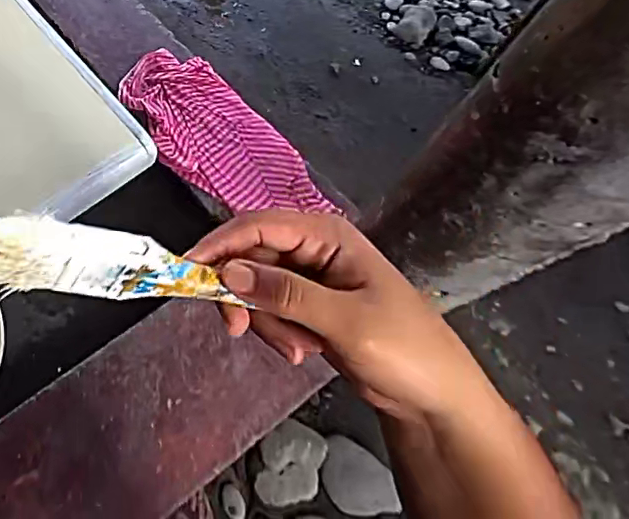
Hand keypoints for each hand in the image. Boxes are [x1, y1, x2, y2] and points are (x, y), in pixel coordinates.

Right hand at [186, 210, 494, 421]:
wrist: (439, 402)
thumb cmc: (408, 351)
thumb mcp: (346, 321)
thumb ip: (285, 293)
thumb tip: (230, 271)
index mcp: (327, 234)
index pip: (258, 225)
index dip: (220, 243)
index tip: (189, 267)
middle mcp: (313, 247)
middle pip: (251, 256)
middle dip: (245, 295)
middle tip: (238, 327)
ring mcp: (310, 276)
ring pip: (256, 284)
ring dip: (265, 319)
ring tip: (298, 348)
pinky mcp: (307, 302)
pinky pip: (270, 307)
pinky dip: (274, 329)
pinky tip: (302, 349)